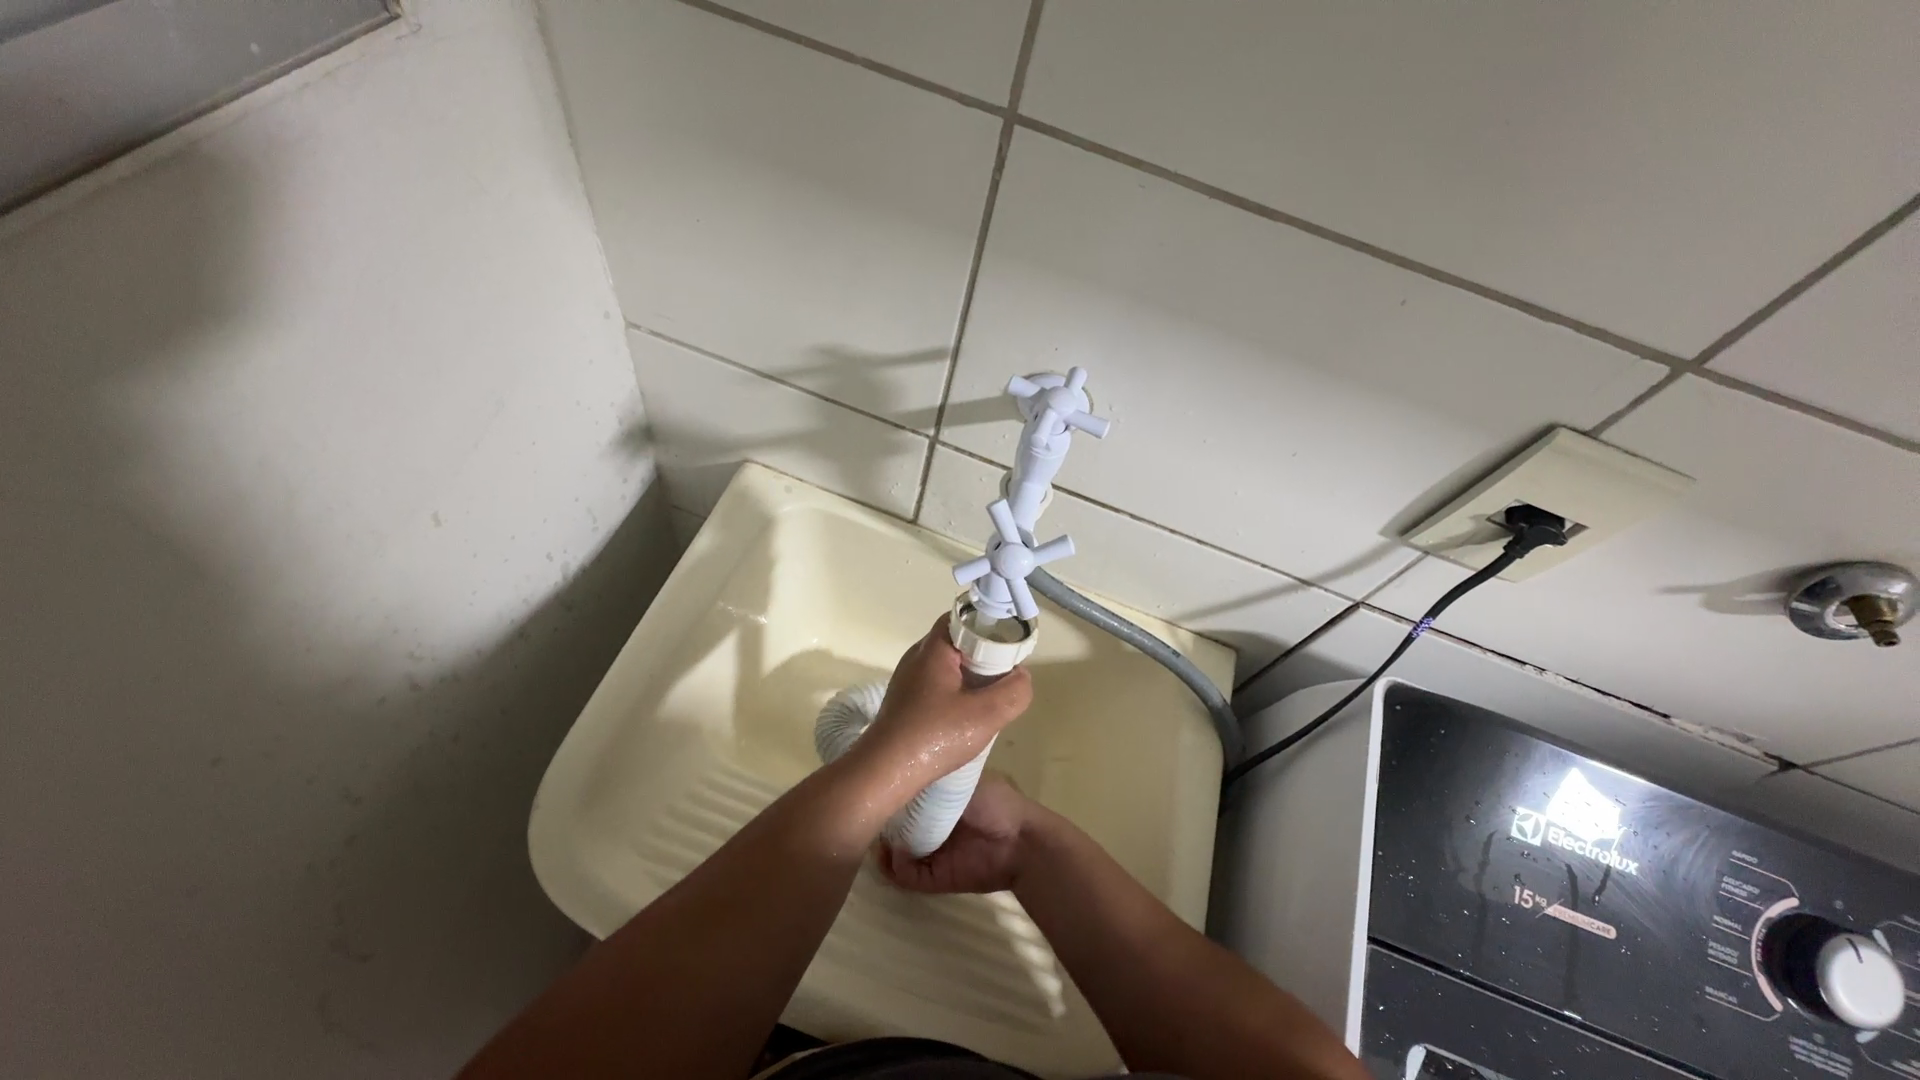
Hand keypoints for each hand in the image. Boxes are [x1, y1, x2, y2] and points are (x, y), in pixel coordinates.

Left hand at [856, 615, 1031, 785]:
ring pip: (949, 667)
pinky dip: (956, 694)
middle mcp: (916, 658)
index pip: (964, 619)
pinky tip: (965, 719)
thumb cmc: (934, 736)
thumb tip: (1020, 676)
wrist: (884, 771)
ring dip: (971, 679)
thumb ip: (1014, 691)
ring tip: (989, 701)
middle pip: (958, 643)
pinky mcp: (905, 702)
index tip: (1009, 650)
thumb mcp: (986, 715)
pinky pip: (937, 686)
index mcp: (932, 649)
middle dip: (985, 657)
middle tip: (1004, 679)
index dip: (990, 628)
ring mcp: (907, 680)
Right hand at [876, 774, 1048, 893]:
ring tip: (874, 835)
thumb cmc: (994, 802)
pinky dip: (895, 868)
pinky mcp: (935, 878)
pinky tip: (892, 855)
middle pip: (896, 827)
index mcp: (940, 801)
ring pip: (896, 853)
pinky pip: (906, 876)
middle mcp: (932, 827)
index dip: (890, 795)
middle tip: (867, 813)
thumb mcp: (960, 779)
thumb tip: (900, 774)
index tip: (873, 787)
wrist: (1019, 841)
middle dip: (881, 823)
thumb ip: (930, 780)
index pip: (906, 799)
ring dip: (883, 847)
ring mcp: (932, 853)